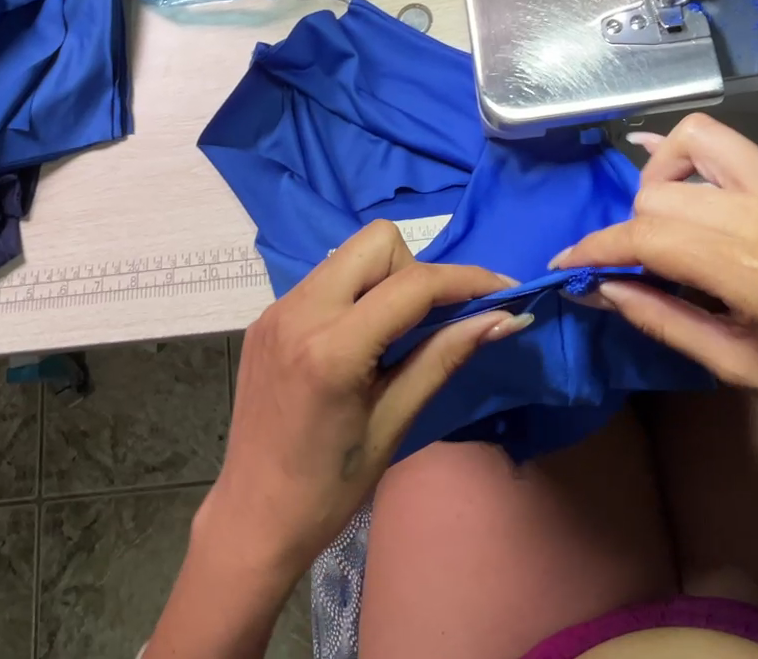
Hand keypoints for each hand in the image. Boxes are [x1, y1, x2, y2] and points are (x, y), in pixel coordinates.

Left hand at [199, 221, 528, 576]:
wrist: (253, 516)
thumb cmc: (330, 486)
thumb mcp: (394, 423)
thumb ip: (444, 357)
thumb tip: (503, 318)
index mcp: (332, 348)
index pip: (413, 284)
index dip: (467, 280)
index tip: (505, 290)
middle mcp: (299, 311)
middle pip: (378, 241)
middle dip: (417, 270)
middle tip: (429, 321)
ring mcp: (276, 309)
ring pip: (350, 254)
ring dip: (385, 278)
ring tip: (394, 333)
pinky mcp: (266, 316)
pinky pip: (324, 278)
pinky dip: (355, 292)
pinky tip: (359, 339)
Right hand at [553, 113, 757, 463]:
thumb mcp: (741, 369)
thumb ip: (661, 319)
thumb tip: (599, 288)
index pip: (650, 234)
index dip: (597, 247)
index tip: (568, 262)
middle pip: (665, 188)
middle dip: (633, 223)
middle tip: (636, 261)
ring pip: (702, 140)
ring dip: (667, 175)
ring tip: (667, 215)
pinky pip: (746, 154)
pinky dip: (710, 172)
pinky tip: (707, 201)